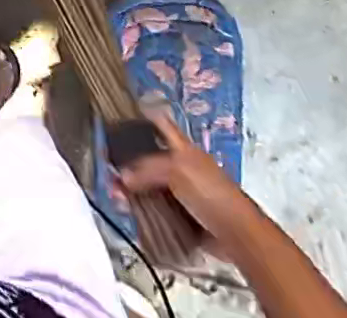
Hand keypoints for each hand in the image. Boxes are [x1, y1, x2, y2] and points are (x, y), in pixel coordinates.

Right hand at [114, 108, 252, 243]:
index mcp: (183, 147)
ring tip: (115, 194)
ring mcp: (183, 191)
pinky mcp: (183, 214)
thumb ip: (147, 169)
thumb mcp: (177, 171)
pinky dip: (142, 208)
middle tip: (109, 165)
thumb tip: (121, 177)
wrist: (237, 236)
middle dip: (129, 161)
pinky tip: (130, 210)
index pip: (161, 124)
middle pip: (149, 156)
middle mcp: (182, 165)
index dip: (144, 114)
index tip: (122, 111)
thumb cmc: (211, 193)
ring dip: (132, 188)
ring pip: (150, 183)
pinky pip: (156, 206)